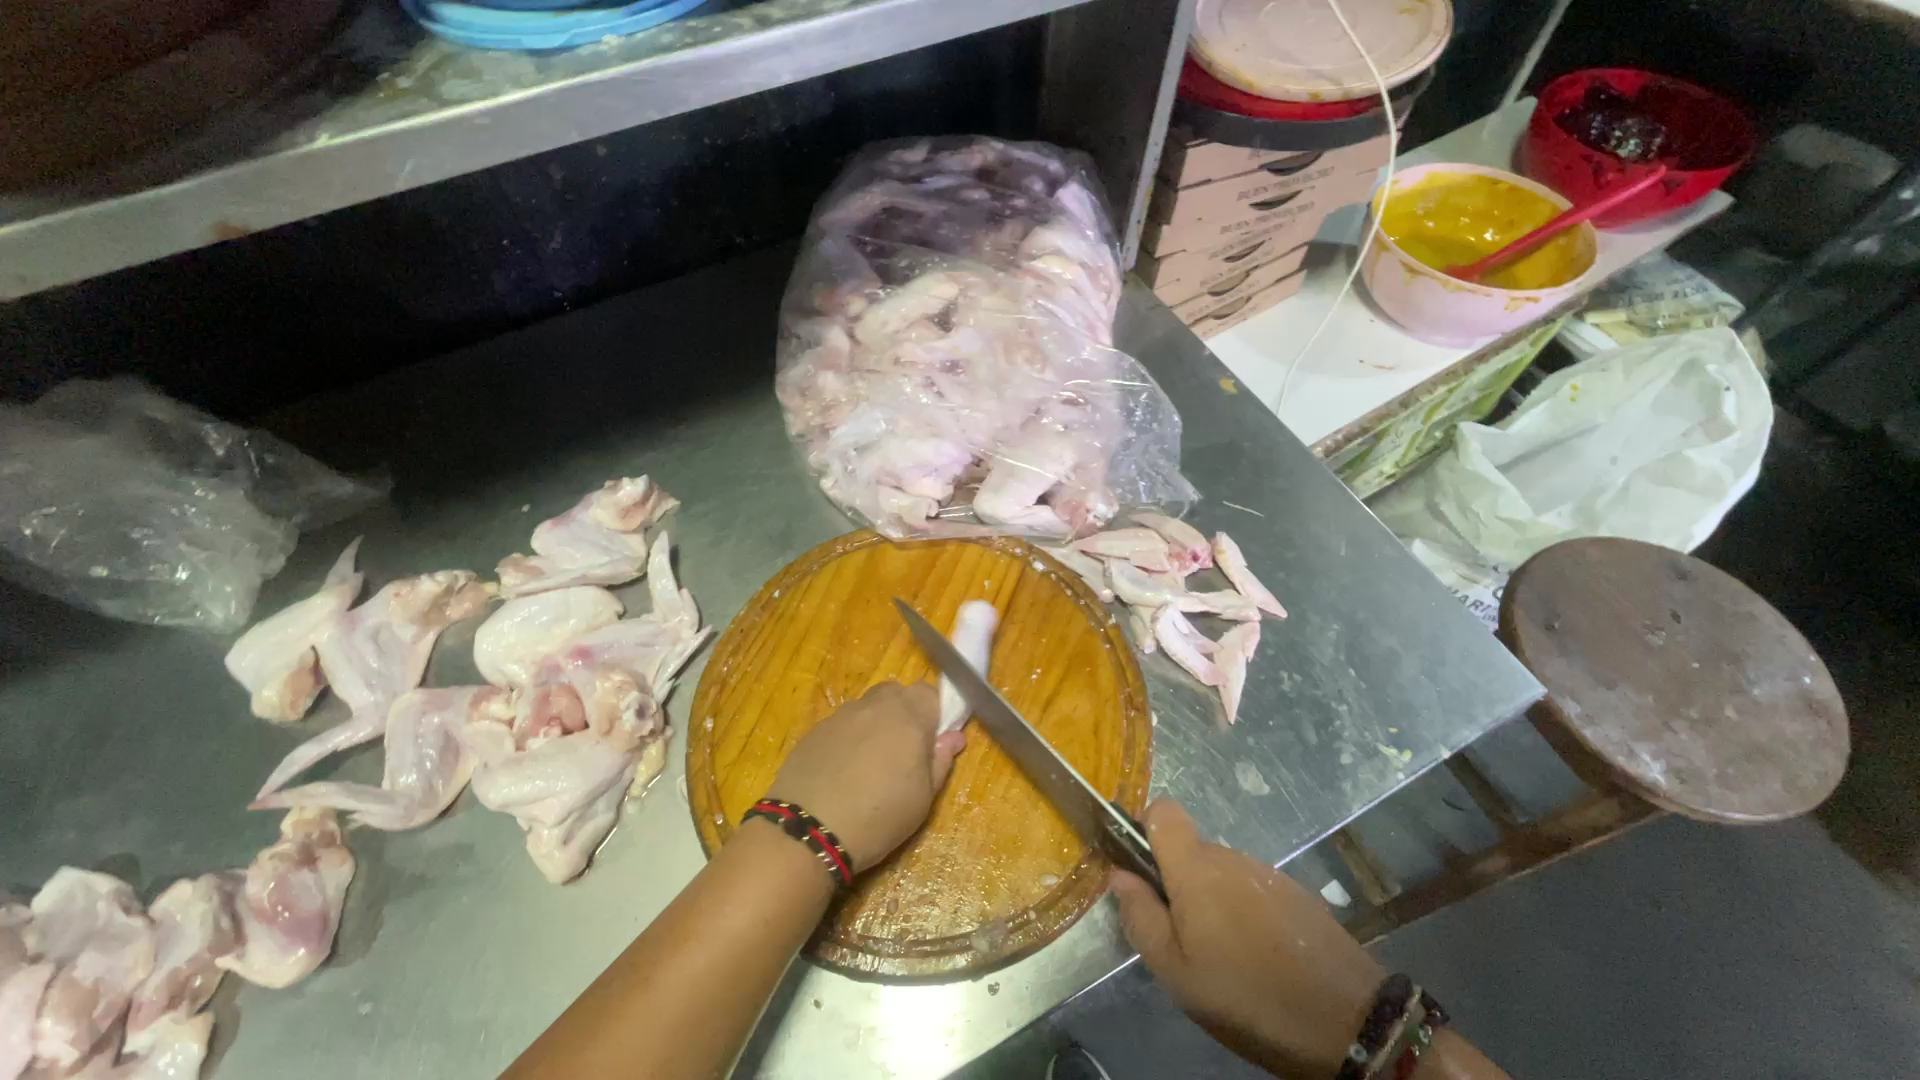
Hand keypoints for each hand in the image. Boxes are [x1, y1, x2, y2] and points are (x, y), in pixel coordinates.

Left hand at [764, 681, 964, 871]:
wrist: (808, 831)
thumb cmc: (879, 817)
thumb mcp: (922, 799)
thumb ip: (940, 761)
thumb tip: (953, 736)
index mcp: (908, 716)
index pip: (930, 692)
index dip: (935, 713)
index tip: (933, 741)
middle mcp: (874, 706)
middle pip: (896, 694)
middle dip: (905, 714)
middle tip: (904, 753)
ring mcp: (840, 716)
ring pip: (867, 708)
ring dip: (875, 726)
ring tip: (870, 766)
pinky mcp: (814, 731)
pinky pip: (842, 726)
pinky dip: (848, 740)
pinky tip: (842, 773)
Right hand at [1111, 800, 1384, 1078]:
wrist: (1347, 1021)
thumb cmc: (1245, 997)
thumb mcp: (1175, 971)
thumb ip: (1140, 916)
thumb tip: (1119, 875)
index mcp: (1196, 869)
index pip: (1163, 811)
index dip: (1146, 830)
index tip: (1143, 873)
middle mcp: (1232, 858)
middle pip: (1192, 850)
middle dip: (1179, 881)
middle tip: (1182, 937)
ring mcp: (1269, 874)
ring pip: (1223, 872)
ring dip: (1213, 900)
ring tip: (1223, 955)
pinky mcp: (1298, 894)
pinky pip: (1253, 889)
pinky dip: (1245, 912)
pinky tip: (1258, 957)